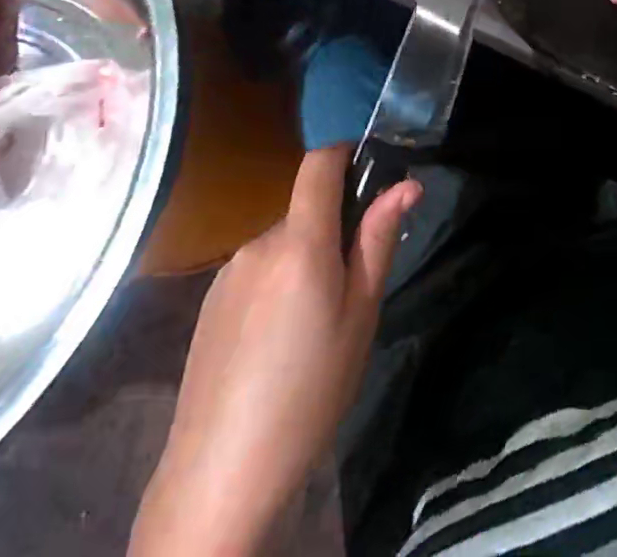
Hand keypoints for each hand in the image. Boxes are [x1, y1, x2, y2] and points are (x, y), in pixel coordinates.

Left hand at [130, 146, 421, 556]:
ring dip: (305, 262)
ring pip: (281, 245)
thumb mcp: (360, 315)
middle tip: (353, 289)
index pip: (317, 164)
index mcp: (299, 242)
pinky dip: (278, 285)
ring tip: (315, 327)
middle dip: (332, 230)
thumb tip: (406, 185)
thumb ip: (378, 242)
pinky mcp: (211, 297)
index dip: (344, 153)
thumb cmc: (312, 389)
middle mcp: (258, 242)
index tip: (369, 170)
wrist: (224, 463)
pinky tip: (278, 342)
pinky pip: (257, 272)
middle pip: (303, 211)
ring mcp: (229, 270)